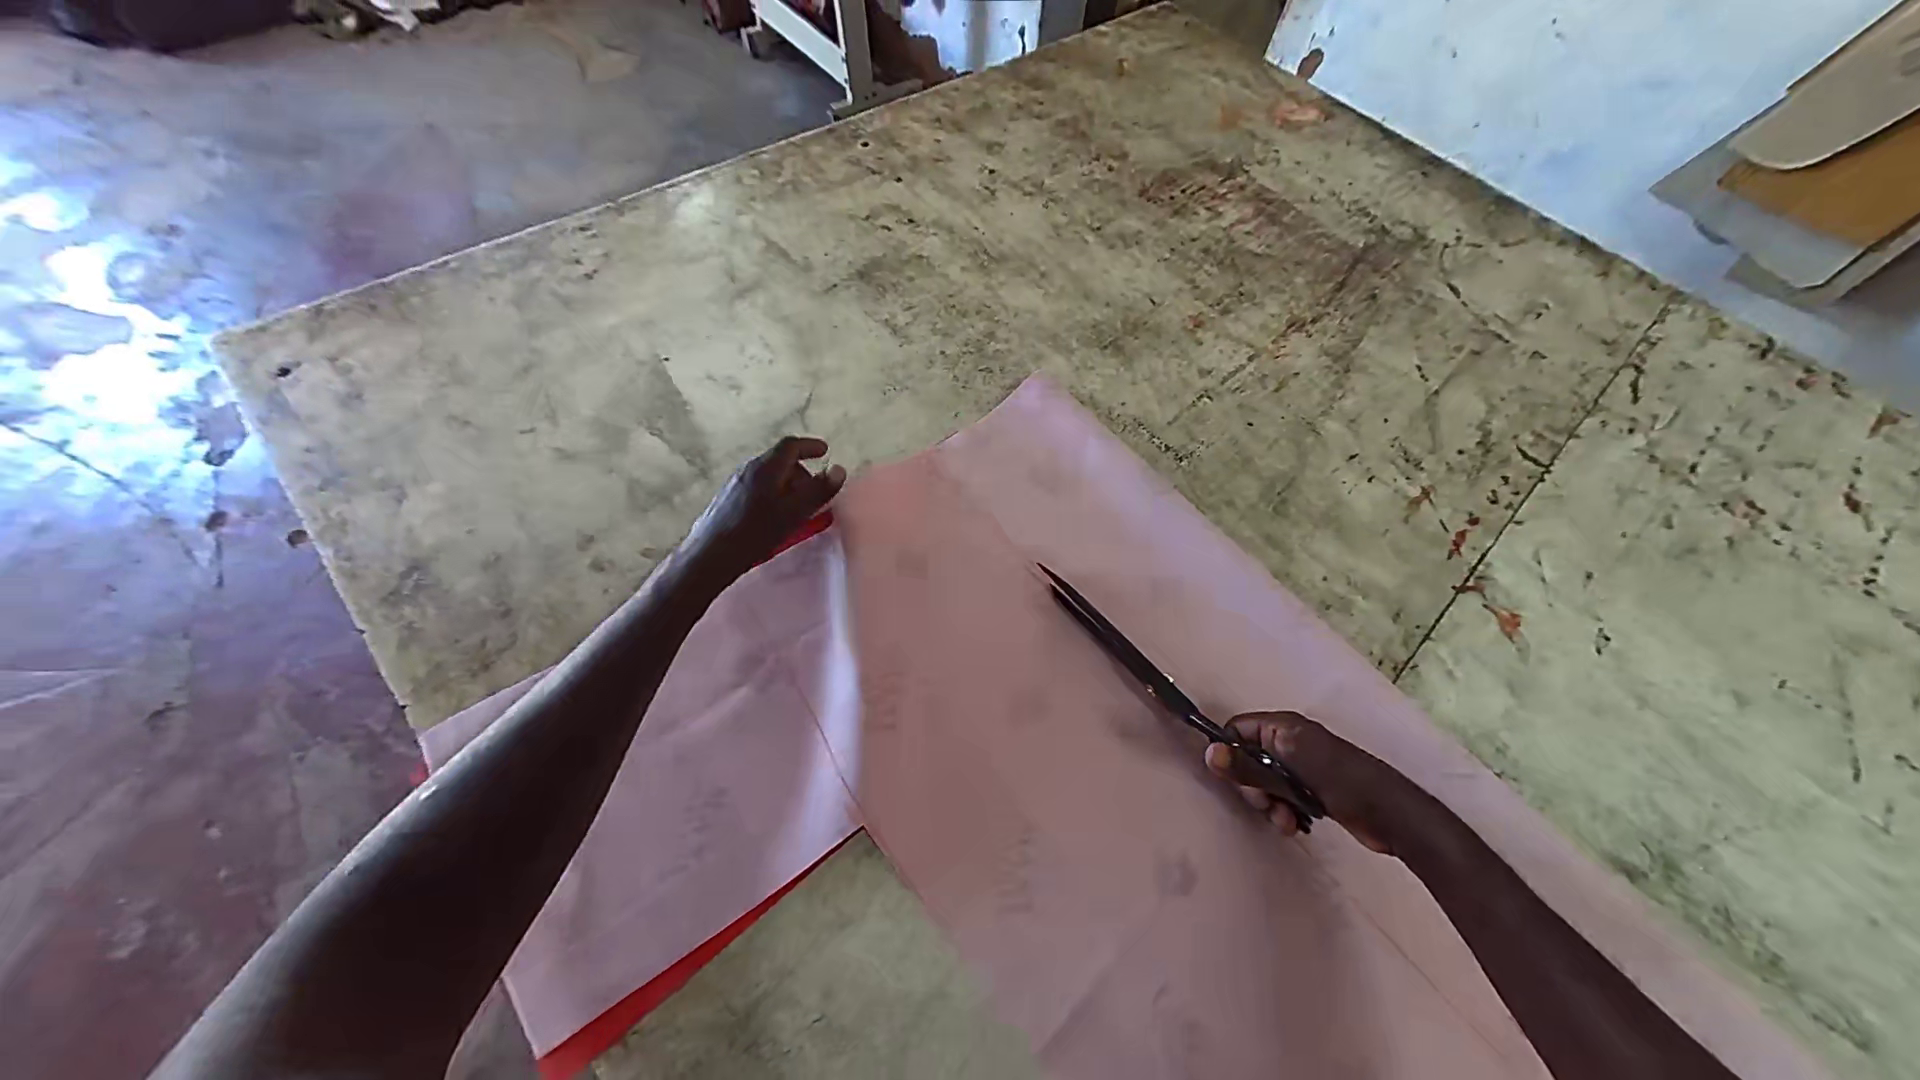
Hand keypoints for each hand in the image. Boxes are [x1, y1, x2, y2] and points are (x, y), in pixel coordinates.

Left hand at [683, 437, 845, 578]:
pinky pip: (758, 486)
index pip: (791, 445)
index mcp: (766, 467)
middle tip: (815, 492)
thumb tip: (839, 470)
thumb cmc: (756, 532)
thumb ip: (819, 490)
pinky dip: (774, 493)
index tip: (825, 451)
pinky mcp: (728, 498)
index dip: (810, 446)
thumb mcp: (794, 512)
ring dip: (788, 484)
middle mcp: (749, 469)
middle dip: (802, 471)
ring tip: (797, 508)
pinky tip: (775, 516)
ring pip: (769, 475)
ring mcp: (736, 483)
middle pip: (781, 460)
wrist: (711, 555)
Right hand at [1204, 711, 1431, 854]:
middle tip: (1264, 802)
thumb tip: (1209, 755)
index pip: (1237, 729)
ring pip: (1265, 780)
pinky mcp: (1313, 788)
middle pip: (1248, 757)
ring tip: (1284, 818)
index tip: (1233, 778)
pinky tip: (1294, 824)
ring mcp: (1303, 765)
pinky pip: (1283, 794)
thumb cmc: (1343, 784)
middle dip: (1252, 784)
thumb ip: (1249, 767)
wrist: (1394, 816)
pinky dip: (1283, 809)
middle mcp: (1290, 741)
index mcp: (1283, 727)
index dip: (1230, 752)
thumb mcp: (1290, 775)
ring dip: (1268, 802)